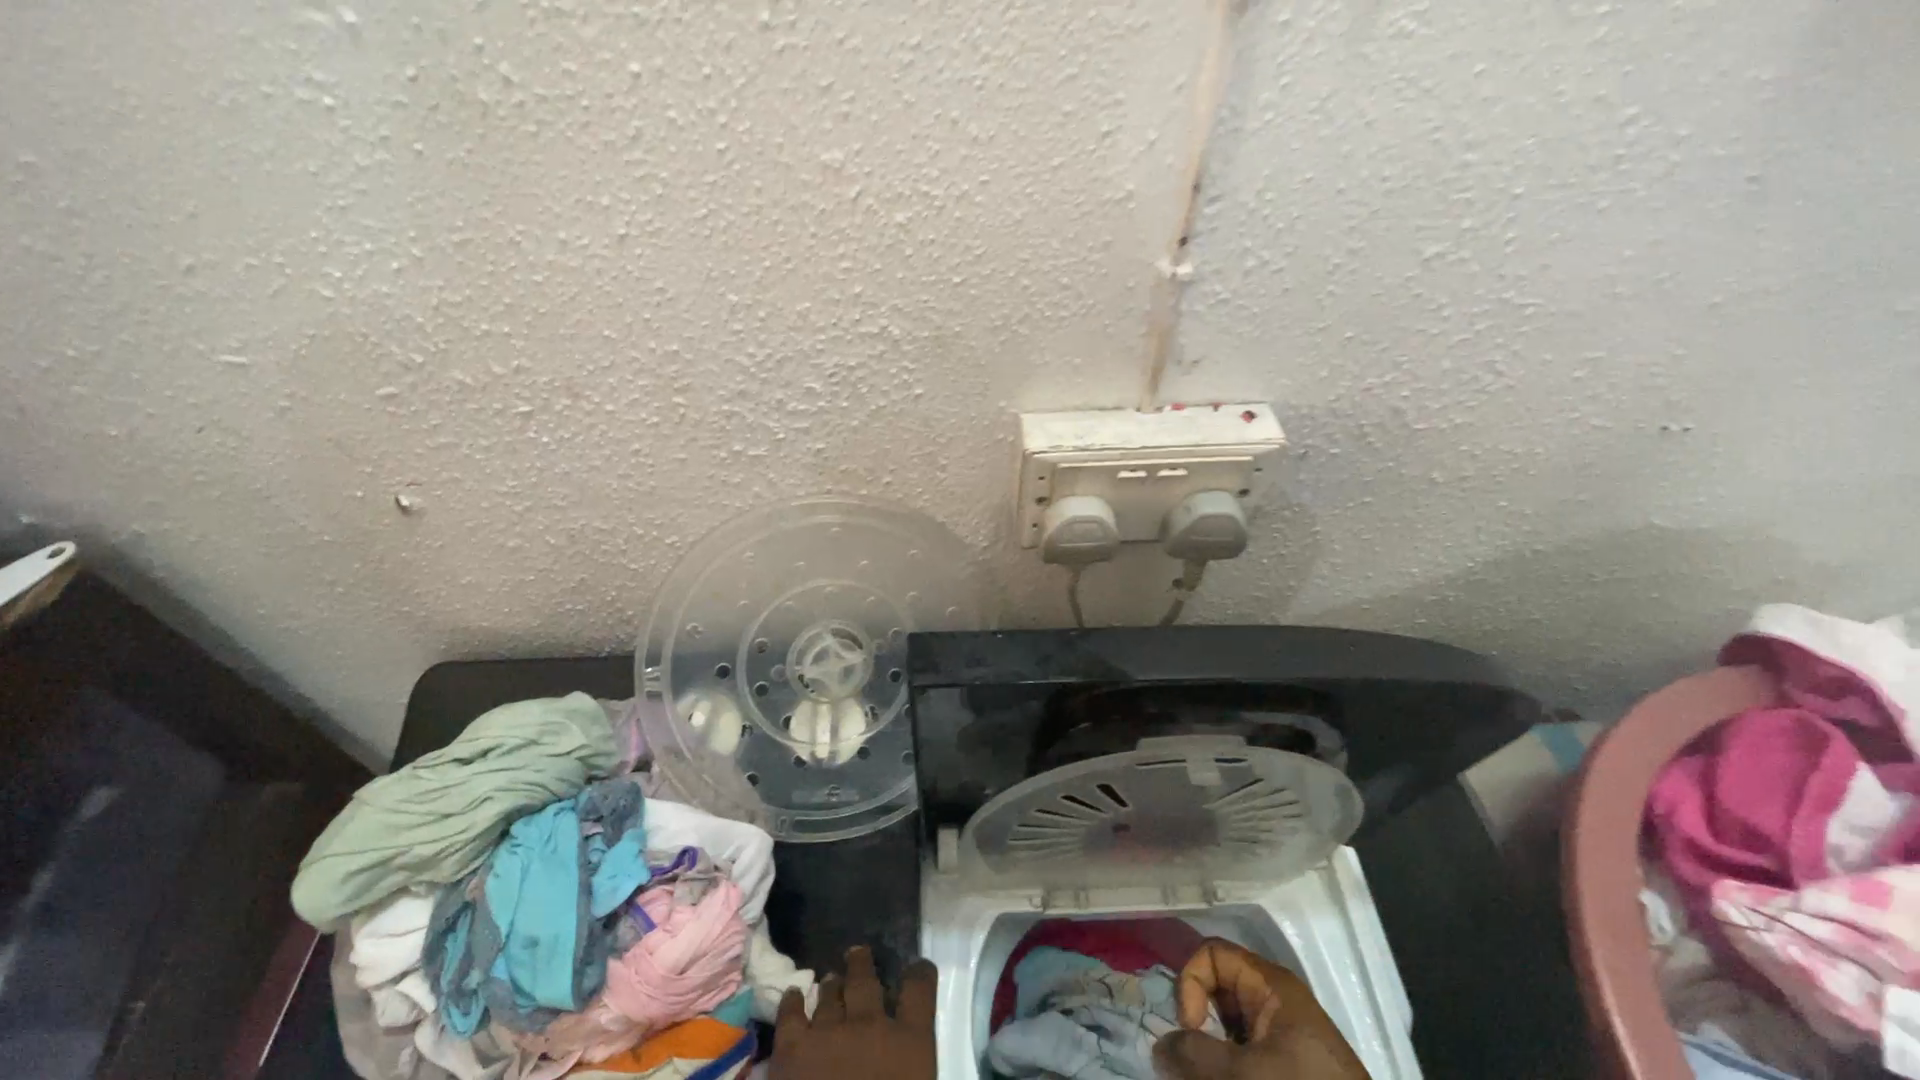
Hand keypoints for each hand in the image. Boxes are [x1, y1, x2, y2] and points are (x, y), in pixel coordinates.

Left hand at [772, 947, 937, 1079]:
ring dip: (830, 985)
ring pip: (830, 994)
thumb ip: (915, 1065)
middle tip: (857, 953)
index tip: (918, 968)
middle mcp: (871, 1023)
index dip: (919, 974)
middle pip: (866, 981)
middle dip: (862, 965)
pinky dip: (793, 1001)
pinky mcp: (792, 1047)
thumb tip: (913, 1060)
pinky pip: (791, 1014)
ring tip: (829, 978)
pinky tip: (794, 995)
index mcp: (910, 1041)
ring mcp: (828, 1031)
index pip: (920, 989)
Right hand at [1152, 939, 1369, 1079]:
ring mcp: (1280, 1035)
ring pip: (1224, 1027)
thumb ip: (1193, 1056)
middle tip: (1192, 1065)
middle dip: (1194, 1025)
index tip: (1193, 1028)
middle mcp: (1273, 1001)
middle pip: (1215, 990)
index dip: (1191, 983)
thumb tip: (1160, 1047)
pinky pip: (1240, 1053)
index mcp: (1270, 986)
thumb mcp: (1244, 1075)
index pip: (1211, 954)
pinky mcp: (1283, 1065)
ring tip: (1205, 1079)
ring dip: (1207, 1054)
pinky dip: (1225, 1069)